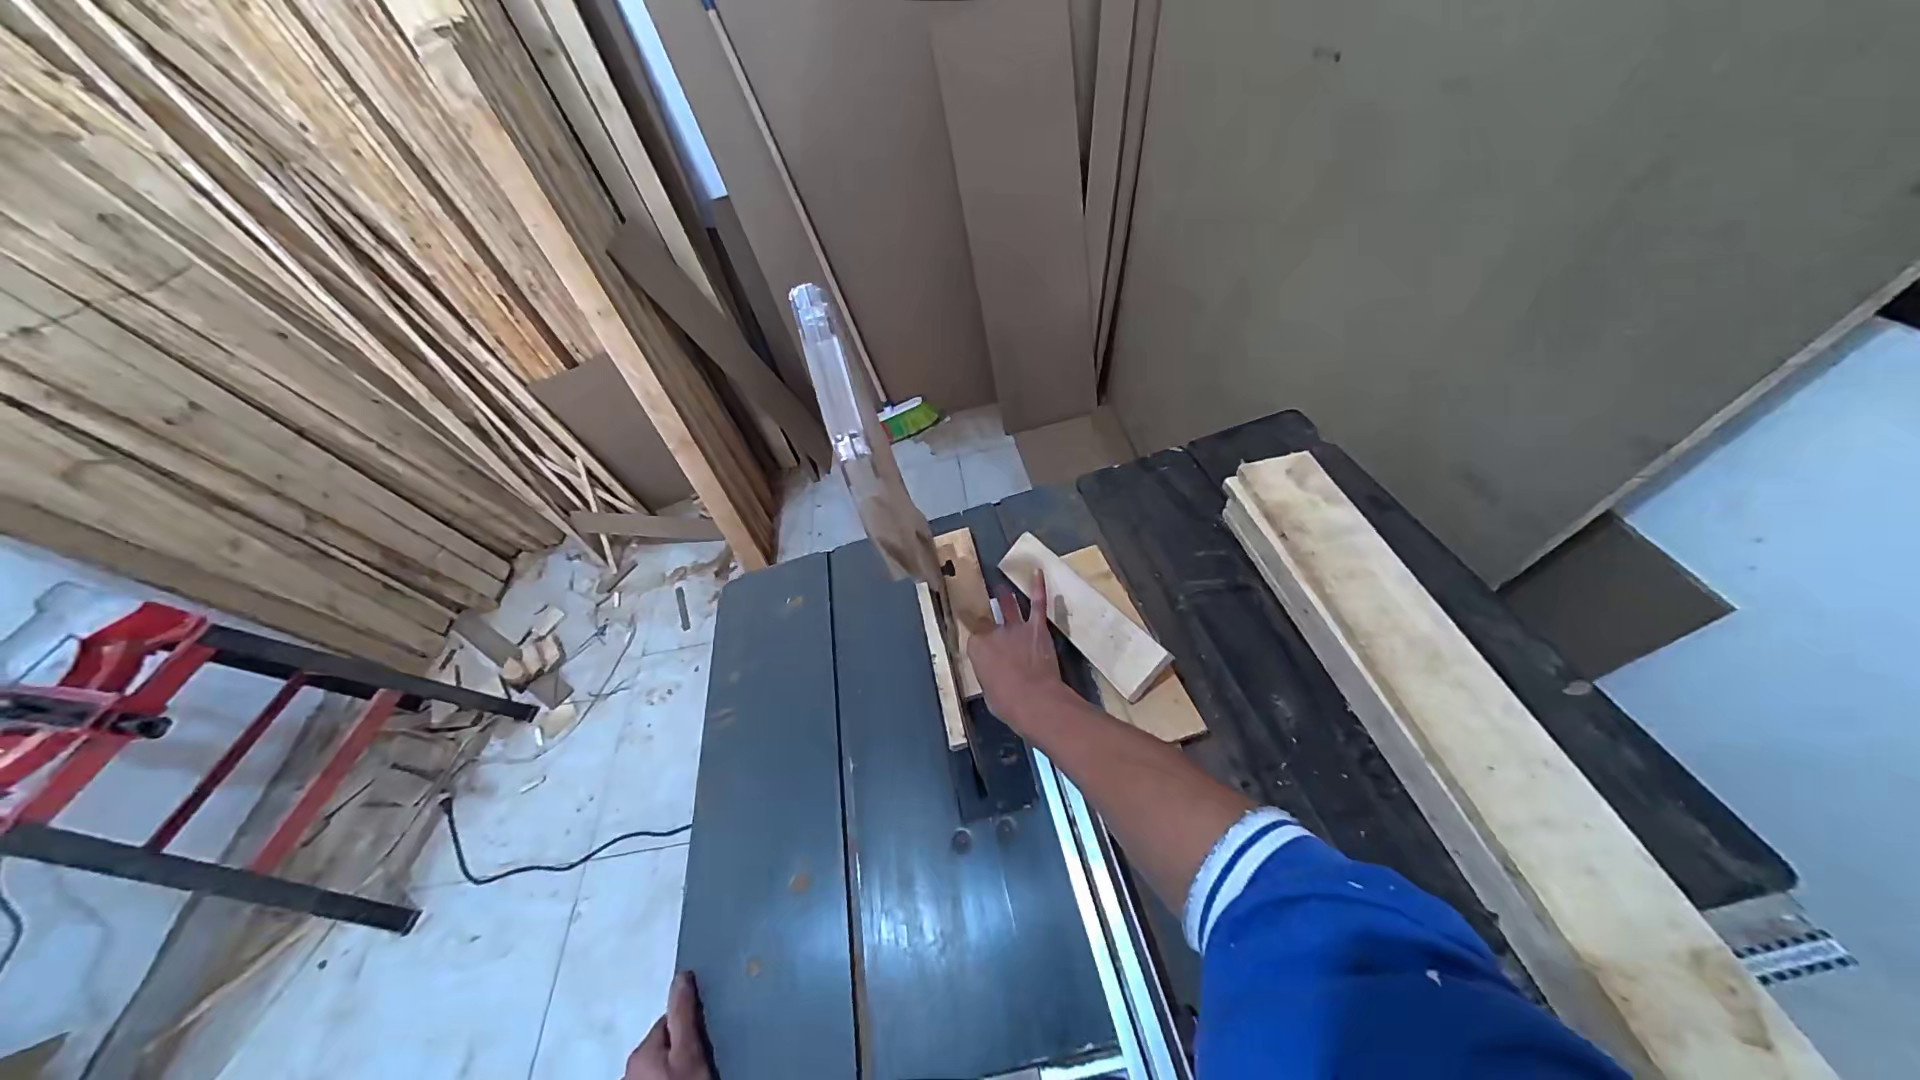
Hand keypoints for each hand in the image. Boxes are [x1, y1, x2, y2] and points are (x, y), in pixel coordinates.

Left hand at [625, 971, 712, 1079]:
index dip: (690, 1026)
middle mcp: (629, 1072)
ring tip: (693, 1078)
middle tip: (701, 1062)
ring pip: (658, 1068)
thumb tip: (681, 976)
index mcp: (641, 1052)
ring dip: (674, 1069)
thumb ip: (683, 1014)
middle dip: (681, 1048)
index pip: (669, 1021)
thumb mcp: (690, 1052)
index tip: (705, 1039)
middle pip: (662, 1045)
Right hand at [966, 570, 1068, 733]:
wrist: (1035, 700)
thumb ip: (989, 674)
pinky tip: (1038, 572)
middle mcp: (993, 633)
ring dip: (1004, 596)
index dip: (979, 642)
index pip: (974, 638)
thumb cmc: (1007, 703)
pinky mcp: (1037, 627)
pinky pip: (1037, 604)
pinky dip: (1038, 587)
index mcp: (977, 648)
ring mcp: (1016, 627)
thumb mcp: (988, 690)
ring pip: (1009, 606)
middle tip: (982, 614)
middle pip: (987, 620)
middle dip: (984, 618)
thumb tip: (994, 673)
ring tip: (1000, 586)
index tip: (980, 646)